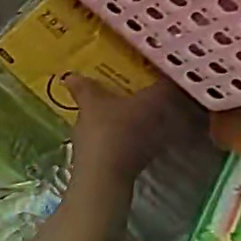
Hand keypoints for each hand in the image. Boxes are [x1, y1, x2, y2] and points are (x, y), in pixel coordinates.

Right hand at [66, 76, 185, 182]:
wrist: (104, 174)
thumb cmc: (103, 131)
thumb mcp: (90, 105)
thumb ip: (84, 88)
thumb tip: (72, 75)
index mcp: (158, 98)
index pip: (168, 78)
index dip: (159, 71)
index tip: (148, 66)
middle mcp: (166, 116)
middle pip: (165, 99)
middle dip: (153, 93)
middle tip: (137, 86)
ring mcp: (159, 138)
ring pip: (157, 119)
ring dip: (146, 115)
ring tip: (128, 108)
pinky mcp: (147, 155)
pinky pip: (146, 136)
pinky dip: (137, 132)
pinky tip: (122, 131)